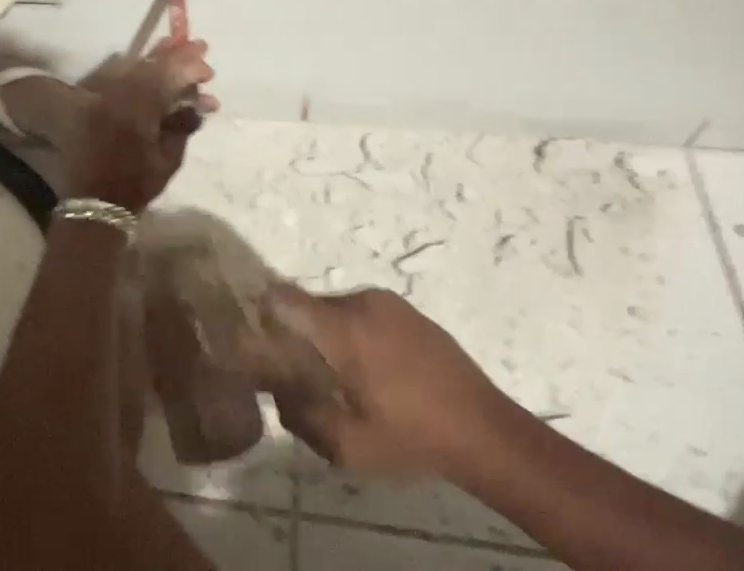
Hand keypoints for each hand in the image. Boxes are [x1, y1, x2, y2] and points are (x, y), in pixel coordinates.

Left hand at [57, 38, 216, 209]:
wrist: (95, 202)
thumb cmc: (137, 184)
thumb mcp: (170, 158)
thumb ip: (183, 125)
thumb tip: (197, 104)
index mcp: (137, 109)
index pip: (168, 75)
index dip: (190, 68)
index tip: (208, 71)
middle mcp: (117, 95)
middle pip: (150, 65)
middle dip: (176, 54)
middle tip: (199, 45)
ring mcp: (101, 97)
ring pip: (133, 66)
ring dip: (156, 57)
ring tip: (175, 44)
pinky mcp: (91, 102)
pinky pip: (116, 75)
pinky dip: (135, 69)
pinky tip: (147, 64)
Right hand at [261, 287, 518, 479]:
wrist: (485, 431)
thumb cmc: (411, 438)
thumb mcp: (345, 445)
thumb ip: (299, 414)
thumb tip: (277, 390)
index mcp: (342, 328)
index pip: (283, 299)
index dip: (261, 316)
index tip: (258, 343)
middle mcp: (362, 303)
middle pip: (309, 308)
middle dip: (298, 337)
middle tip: (302, 379)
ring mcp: (390, 304)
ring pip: (338, 312)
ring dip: (329, 339)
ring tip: (343, 382)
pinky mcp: (410, 313)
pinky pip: (365, 316)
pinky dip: (357, 337)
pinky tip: (374, 376)